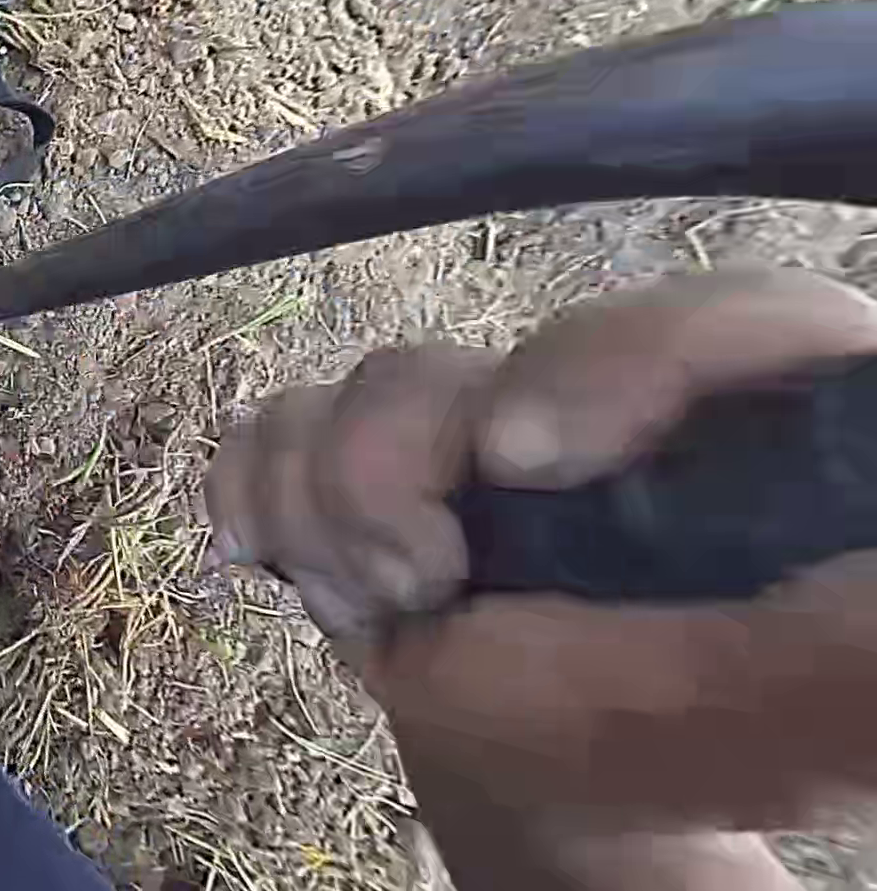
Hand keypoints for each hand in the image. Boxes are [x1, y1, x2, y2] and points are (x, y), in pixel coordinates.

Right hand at [205, 269, 876, 829]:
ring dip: (312, 519)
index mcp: (696, 434)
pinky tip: (272, 556)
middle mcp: (546, 399)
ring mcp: (420, 417)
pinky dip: (248, 498)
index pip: (701, 322)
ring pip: (318, 405)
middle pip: (420, 375)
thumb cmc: (628, 740)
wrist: (486, 740)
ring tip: (363, 599)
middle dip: (380, 490)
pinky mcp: (326, 438)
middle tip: (408, 586)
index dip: (598, 366)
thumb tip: (871, 566)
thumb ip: (843, 644)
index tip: (519, 464)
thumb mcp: (764, 717)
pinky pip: (253, 434)